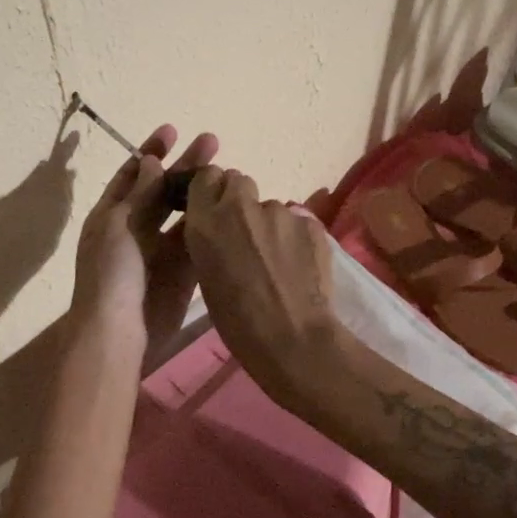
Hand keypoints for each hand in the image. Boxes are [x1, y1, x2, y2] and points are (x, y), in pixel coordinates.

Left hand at [73, 125, 218, 355]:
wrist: (119, 331)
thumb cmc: (111, 275)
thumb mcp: (121, 225)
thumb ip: (141, 193)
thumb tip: (153, 160)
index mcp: (112, 215)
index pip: (133, 174)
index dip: (151, 151)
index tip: (173, 130)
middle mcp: (136, 229)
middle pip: (163, 190)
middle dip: (185, 166)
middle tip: (214, 143)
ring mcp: (160, 252)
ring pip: (184, 215)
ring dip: (203, 194)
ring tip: (228, 173)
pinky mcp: (182, 274)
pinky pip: (198, 244)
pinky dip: (212, 227)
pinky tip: (231, 209)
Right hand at [180, 167, 342, 402]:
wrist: (292, 339)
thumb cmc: (238, 323)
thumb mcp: (207, 279)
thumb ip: (212, 243)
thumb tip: (224, 233)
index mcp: (206, 223)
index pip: (205, 178)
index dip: (212, 191)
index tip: (216, 209)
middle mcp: (240, 207)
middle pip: (239, 182)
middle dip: (241, 201)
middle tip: (246, 235)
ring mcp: (279, 212)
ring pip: (271, 207)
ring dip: (271, 226)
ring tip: (278, 263)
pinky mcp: (311, 223)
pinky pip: (298, 222)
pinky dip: (297, 239)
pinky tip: (299, 268)